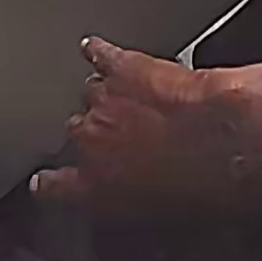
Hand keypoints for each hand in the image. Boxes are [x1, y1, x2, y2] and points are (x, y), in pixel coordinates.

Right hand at [31, 38, 249, 220]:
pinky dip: (97, 49)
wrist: (217, 138)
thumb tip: (138, 198)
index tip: (44, 181)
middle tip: (114, 132)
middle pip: (76, 129)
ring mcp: (105, 98)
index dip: (50, 182)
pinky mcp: (124, 65)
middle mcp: (91, 140)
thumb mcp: (159, 214)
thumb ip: (131, 203)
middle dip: (93, 130)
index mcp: (95, 187)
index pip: (57, 186)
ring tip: (117, 93)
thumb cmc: (197, 184)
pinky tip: (93, 46)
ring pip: (91, 91)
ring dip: (103, 94)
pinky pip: (101, 53)